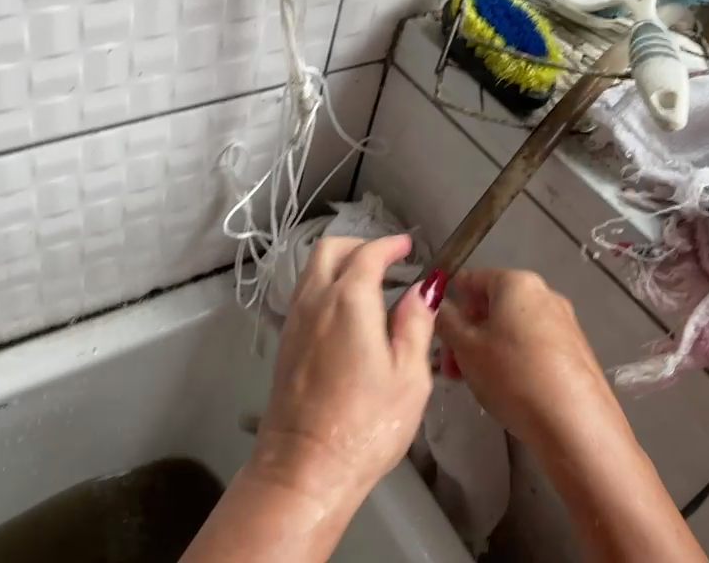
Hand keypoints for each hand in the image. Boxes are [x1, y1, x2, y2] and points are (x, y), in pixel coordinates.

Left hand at [250, 235, 435, 511]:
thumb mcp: (409, 377)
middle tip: (386, 258)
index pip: (368, 254)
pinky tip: (345, 312)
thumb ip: (415, 325)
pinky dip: (325, 285)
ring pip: (312, 269)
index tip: (406, 245)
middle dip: (359, 245)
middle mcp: (315, 299)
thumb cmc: (365, 424)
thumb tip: (422, 290)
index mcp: (349, 300)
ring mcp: (295, 319)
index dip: (390, 244)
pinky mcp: (286, 340)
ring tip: (368, 283)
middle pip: (330, 250)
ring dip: (339, 263)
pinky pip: (305, 293)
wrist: (304, 465)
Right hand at [435, 268, 604, 444]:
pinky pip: (533, 346)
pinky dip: (513, 360)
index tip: (437, 333)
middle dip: (466, 333)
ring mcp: (564, 323)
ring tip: (475, 383)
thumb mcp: (466, 348)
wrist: (578, 428)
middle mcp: (544, 294)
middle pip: (491, 305)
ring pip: (511, 328)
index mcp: (516, 282)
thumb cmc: (514, 376)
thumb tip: (435, 302)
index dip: (448, 303)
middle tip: (452, 367)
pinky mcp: (576, 352)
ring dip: (485, 349)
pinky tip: (507, 390)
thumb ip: (445, 319)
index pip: (471, 278)